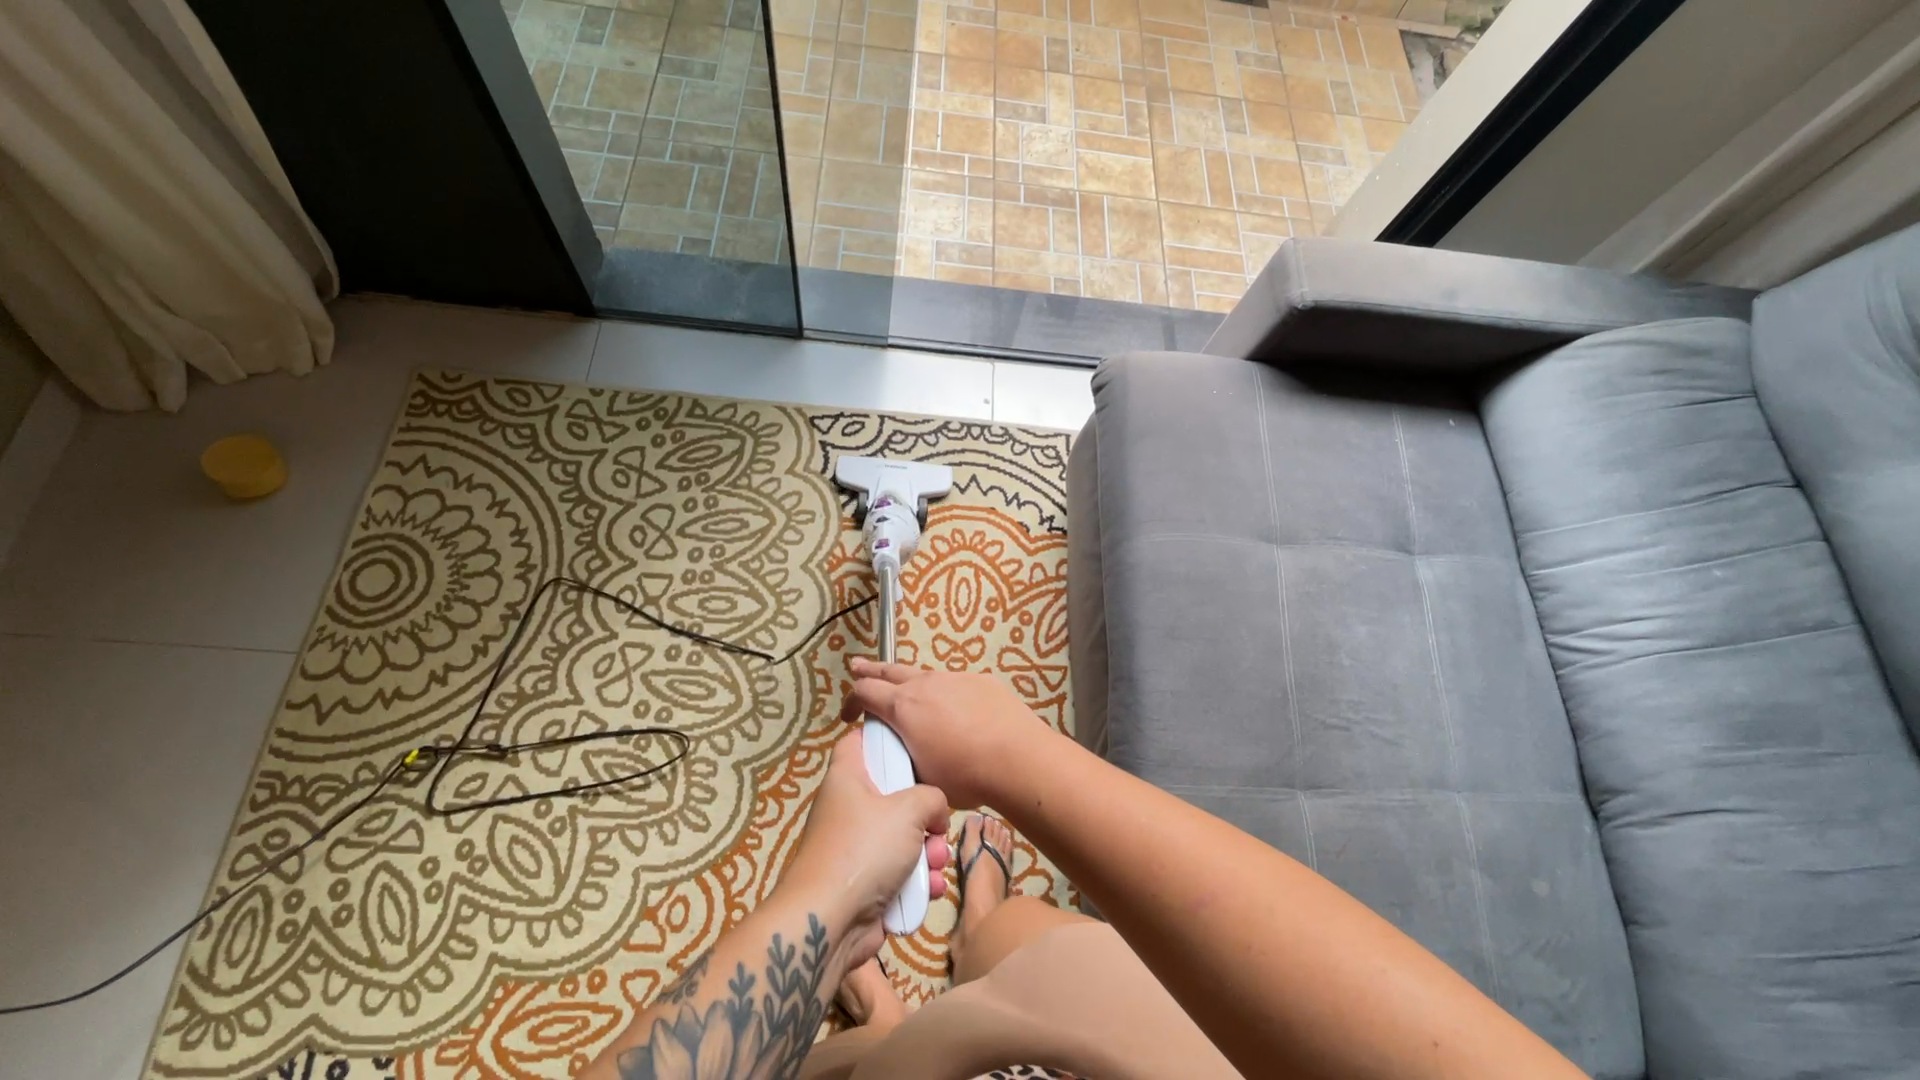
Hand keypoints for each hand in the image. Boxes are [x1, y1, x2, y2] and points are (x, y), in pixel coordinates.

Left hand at [780, 727, 951, 964]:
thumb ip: (932, 798)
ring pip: (904, 839)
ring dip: (928, 853)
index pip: (858, 741)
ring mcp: (857, 849)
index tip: (914, 744)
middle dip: (926, 816)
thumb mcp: (908, 809)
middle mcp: (849, 809)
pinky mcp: (866, 883)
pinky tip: (931, 891)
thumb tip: (934, 814)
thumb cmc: (864, 850)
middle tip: (936, 828)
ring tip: (934, 865)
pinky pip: (901, 873)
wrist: (829, 922)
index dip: (883, 736)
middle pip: (895, 796)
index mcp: (847, 779)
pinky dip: (918, 882)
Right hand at [838, 658, 1053, 808]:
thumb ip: (905, 758)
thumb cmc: (965, 775)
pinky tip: (956, 709)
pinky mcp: (983, 681)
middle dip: (870, 671)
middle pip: (889, 670)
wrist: (1018, 760)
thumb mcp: (921, 775)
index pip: (864, 692)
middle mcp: (925, 684)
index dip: (851, 702)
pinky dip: (946, 693)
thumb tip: (904, 755)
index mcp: (903, 707)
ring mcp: (956, 678)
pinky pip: (956, 684)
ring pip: (924, 675)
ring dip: (910, 682)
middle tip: (857, 667)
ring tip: (907, 688)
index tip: (848, 715)